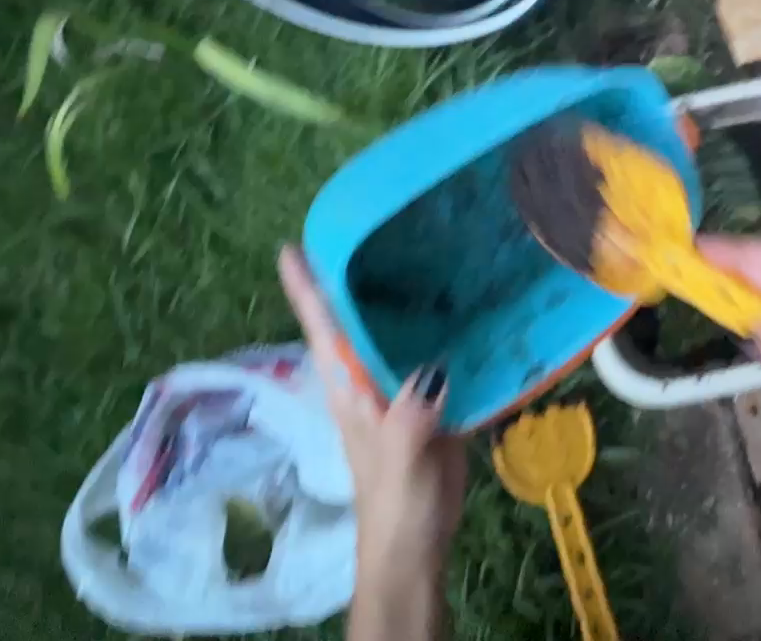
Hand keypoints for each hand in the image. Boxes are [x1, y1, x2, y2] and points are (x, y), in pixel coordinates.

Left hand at [277, 245, 466, 578]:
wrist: (417, 538)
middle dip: (357, 273)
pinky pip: (434, 348)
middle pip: (357, 316)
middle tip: (378, 221)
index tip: (294, 246)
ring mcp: (400, 384)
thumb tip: (431, 369)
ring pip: (396, 328)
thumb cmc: (395, 500)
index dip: (307, 287)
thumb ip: (409, 416)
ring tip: (426, 245)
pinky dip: (444, 323)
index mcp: (350, 384)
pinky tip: (466, 301)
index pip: (323, 327)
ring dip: (404, 292)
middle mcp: (369, 374)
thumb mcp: (399, 457)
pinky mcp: (432, 395)